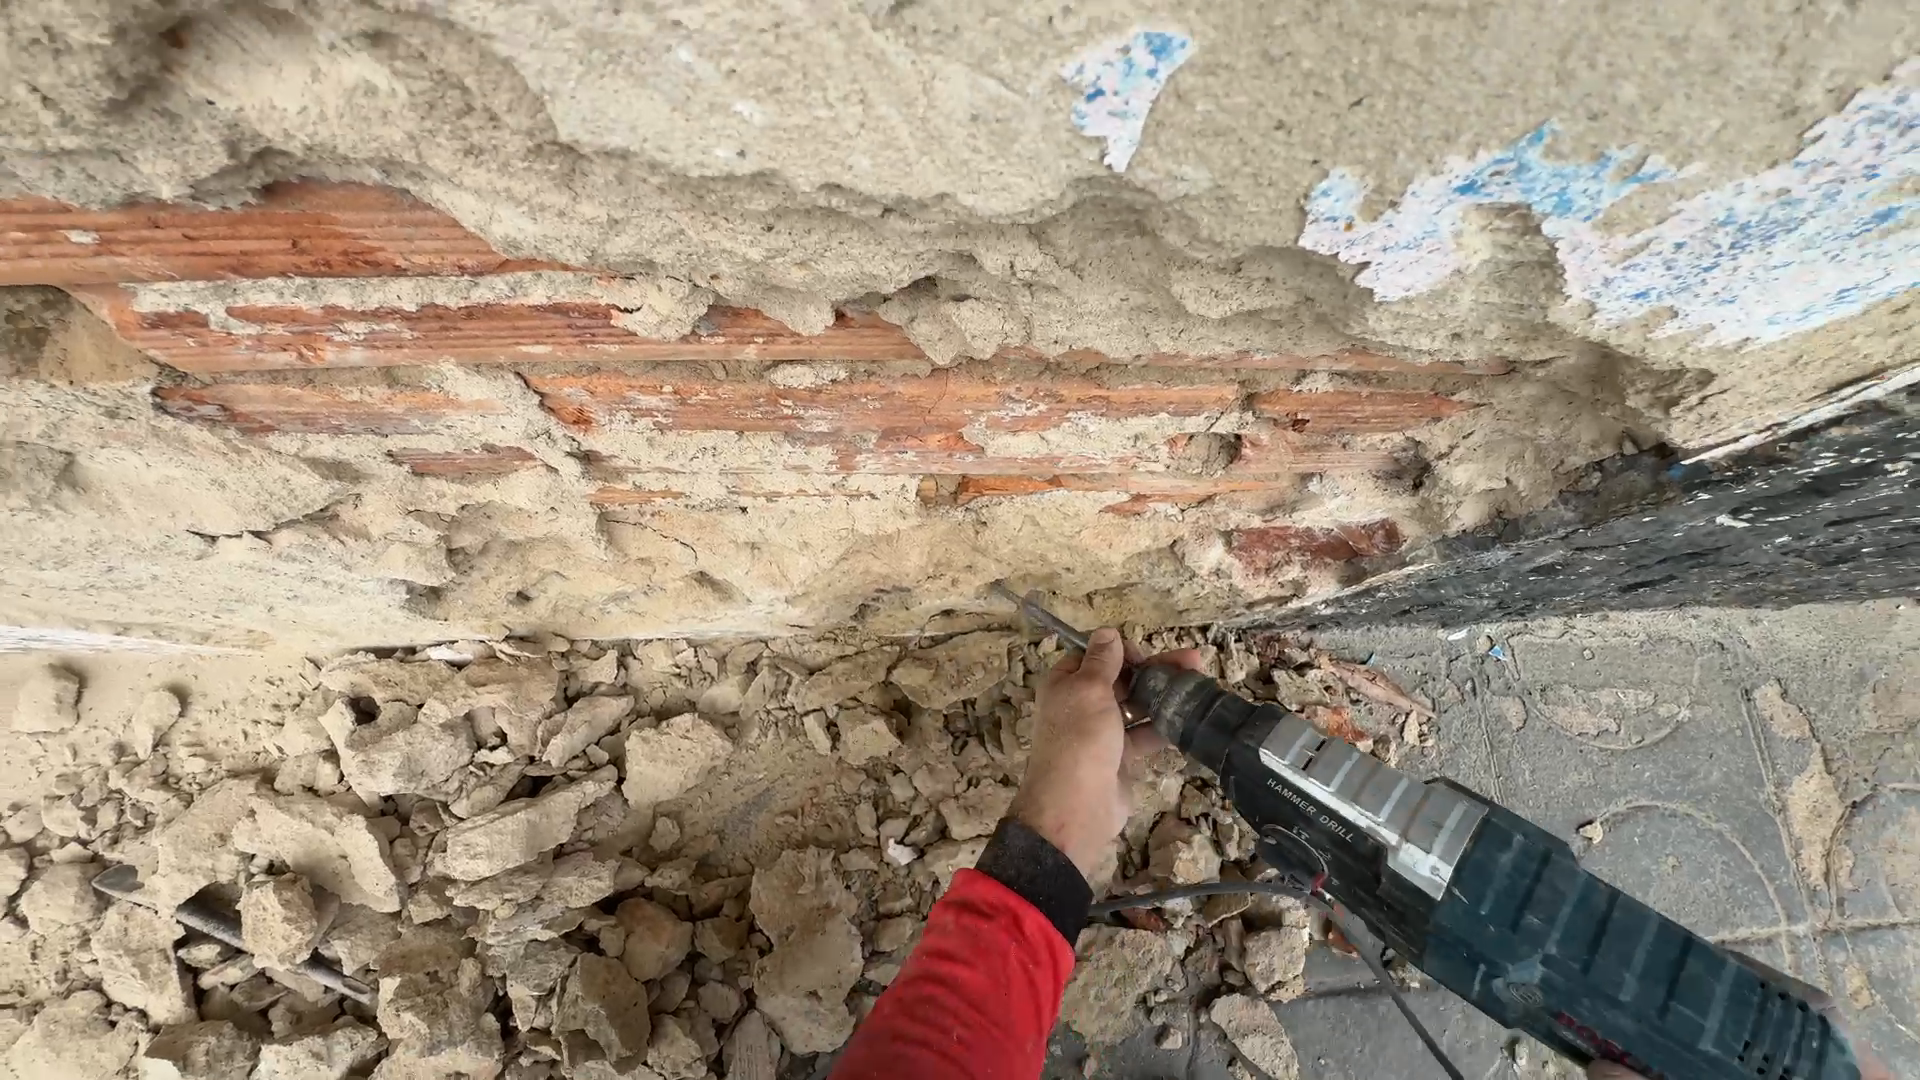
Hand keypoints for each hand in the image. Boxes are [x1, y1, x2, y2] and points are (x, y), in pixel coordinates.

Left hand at [1010, 628, 1204, 882]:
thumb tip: (1107, 631)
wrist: (1076, 806)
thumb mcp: (1089, 690)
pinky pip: (1145, 734)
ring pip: (1136, 705)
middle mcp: (1080, 704)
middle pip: (1121, 679)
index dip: (1120, 651)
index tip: (1143, 655)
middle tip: (1192, 661)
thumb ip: (1102, 661)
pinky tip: (1190, 715)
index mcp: (1065, 684)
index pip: (1094, 656)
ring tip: (1199, 683)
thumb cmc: (1079, 738)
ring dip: (1165, 694)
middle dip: (1154, 669)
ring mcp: (1102, 732)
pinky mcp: (1121, 756)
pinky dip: (1164, 725)